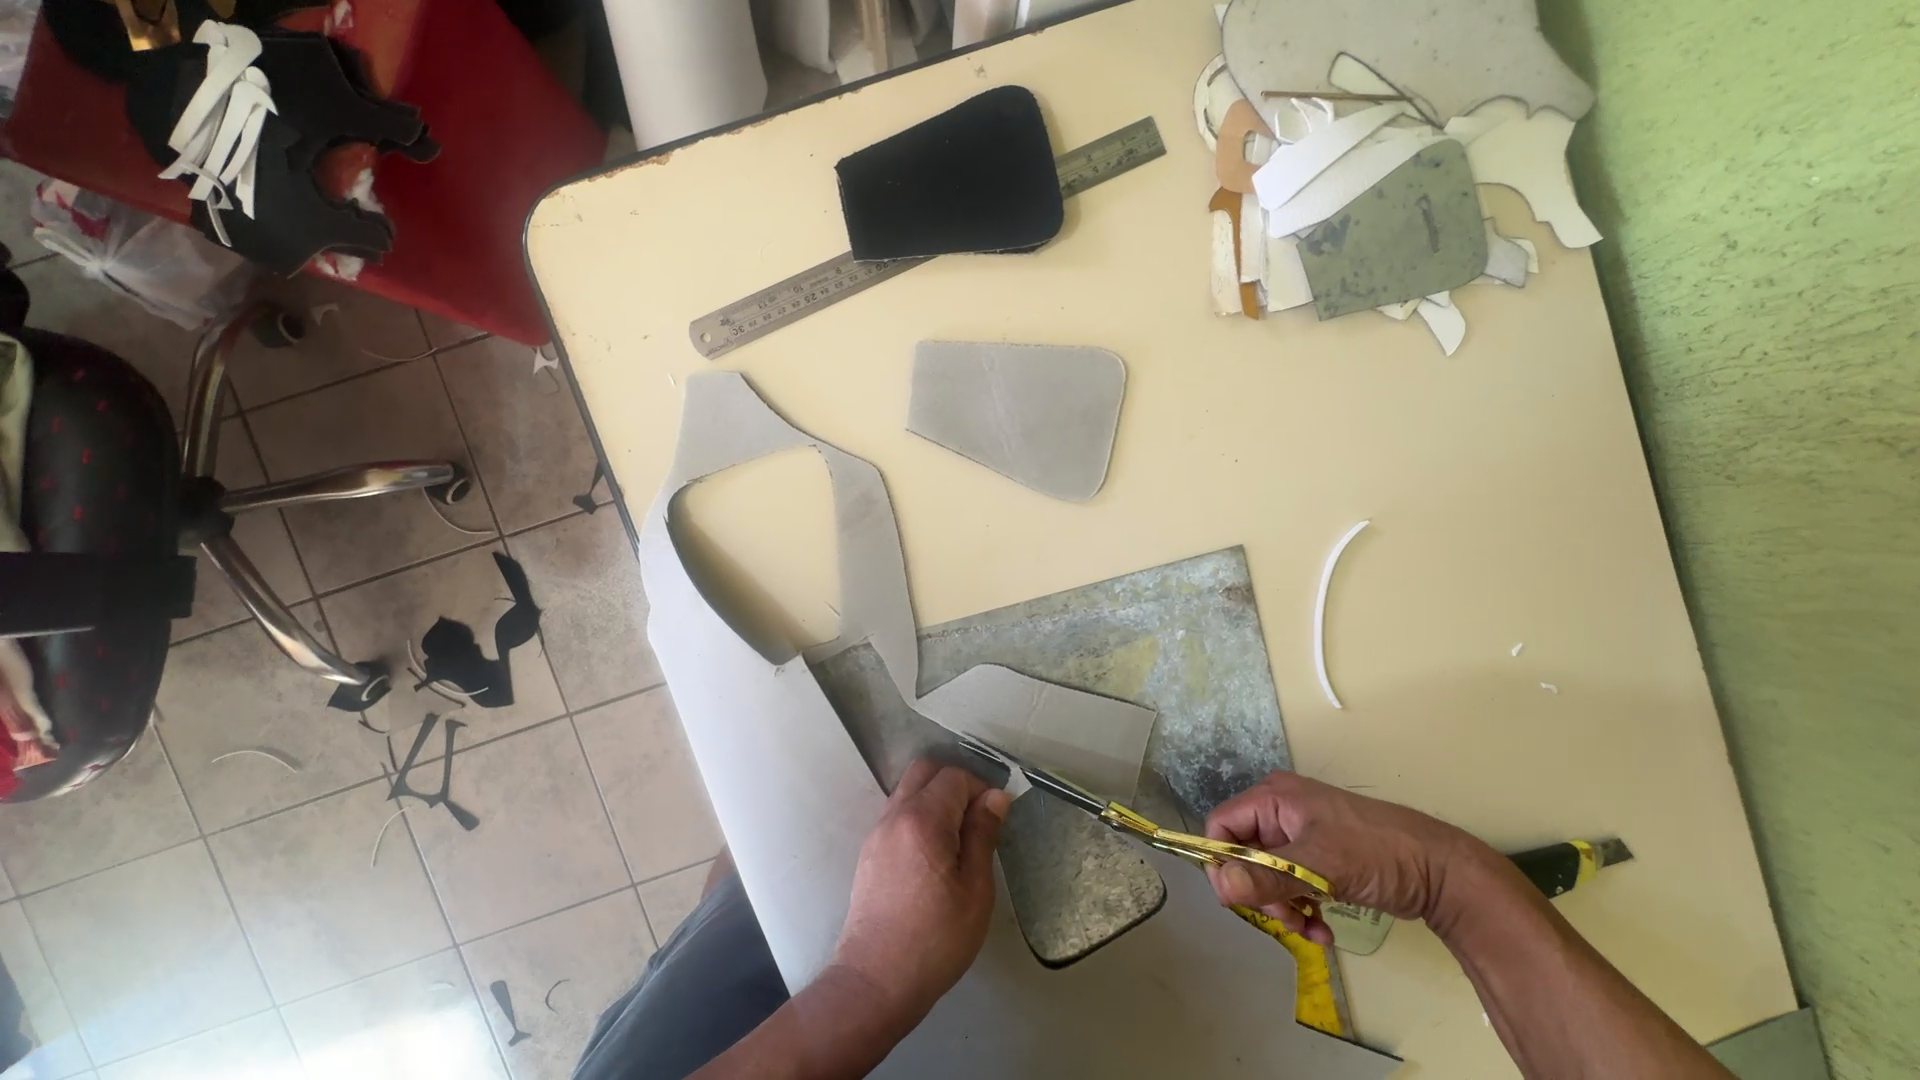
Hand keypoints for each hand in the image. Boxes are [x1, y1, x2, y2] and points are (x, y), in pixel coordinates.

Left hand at [832, 759, 1011, 1024]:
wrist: (876, 981)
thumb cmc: (936, 940)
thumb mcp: (975, 890)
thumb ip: (983, 835)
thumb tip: (996, 797)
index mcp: (923, 820)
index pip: (954, 777)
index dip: (981, 788)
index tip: (996, 817)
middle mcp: (895, 816)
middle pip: (925, 771)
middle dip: (955, 783)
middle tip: (978, 819)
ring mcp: (877, 833)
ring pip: (908, 790)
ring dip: (935, 799)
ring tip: (958, 838)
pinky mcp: (869, 852)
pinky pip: (897, 813)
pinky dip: (919, 815)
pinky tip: (935, 852)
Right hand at [1204, 772, 1492, 945]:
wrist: (1442, 872)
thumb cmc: (1378, 853)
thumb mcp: (1319, 865)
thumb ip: (1267, 877)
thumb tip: (1221, 887)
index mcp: (1274, 798)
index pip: (1222, 826)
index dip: (1224, 862)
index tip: (1243, 898)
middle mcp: (1281, 811)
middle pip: (1243, 855)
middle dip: (1261, 893)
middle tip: (1286, 918)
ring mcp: (1301, 835)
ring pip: (1267, 875)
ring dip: (1282, 908)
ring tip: (1309, 930)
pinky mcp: (1320, 858)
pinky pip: (1291, 884)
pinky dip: (1300, 909)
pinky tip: (1322, 930)